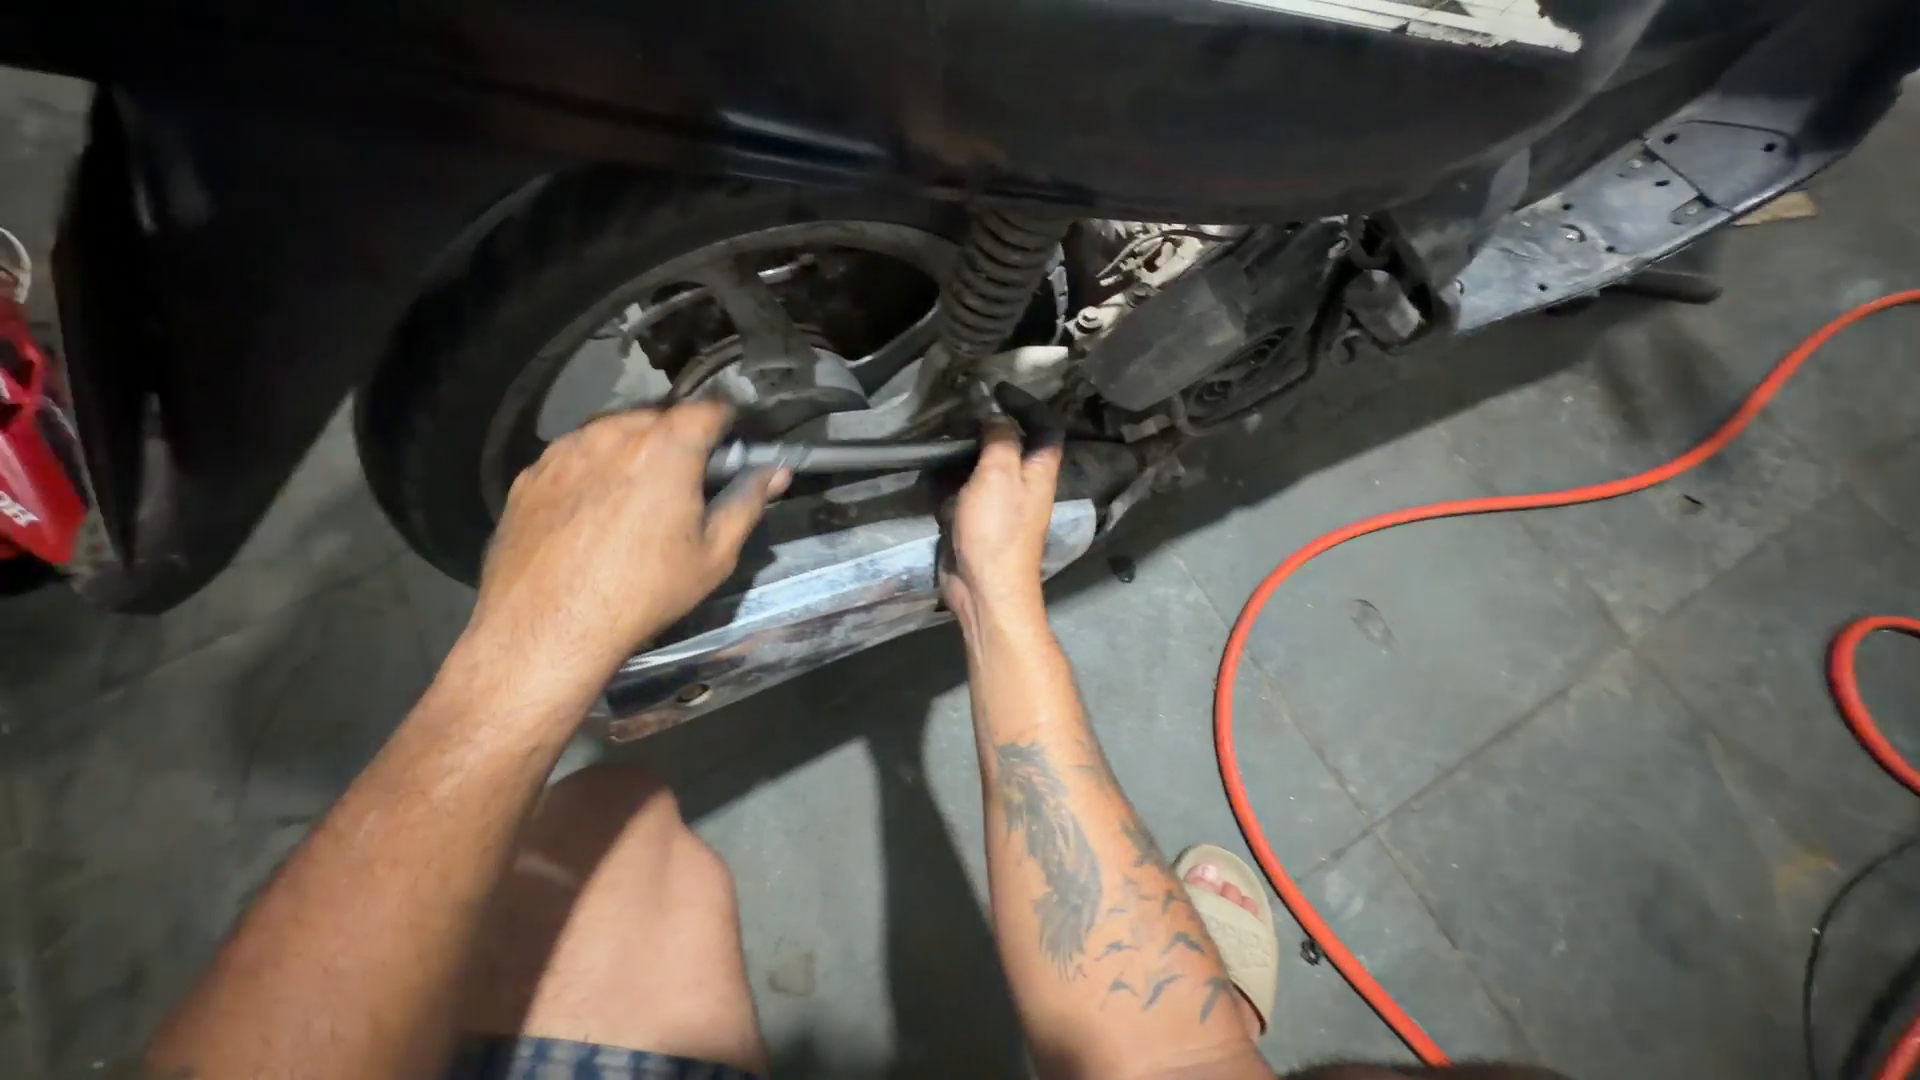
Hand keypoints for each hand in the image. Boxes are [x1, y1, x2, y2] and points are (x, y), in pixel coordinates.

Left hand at [462, 403, 786, 684]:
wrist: (547, 627)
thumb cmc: (643, 591)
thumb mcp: (713, 554)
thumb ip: (747, 502)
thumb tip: (776, 472)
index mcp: (666, 447)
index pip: (708, 408)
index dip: (727, 422)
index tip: (731, 445)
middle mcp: (612, 433)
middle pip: (658, 417)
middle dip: (679, 438)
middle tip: (687, 481)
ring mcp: (565, 450)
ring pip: (612, 432)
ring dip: (634, 451)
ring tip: (638, 497)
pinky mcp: (532, 473)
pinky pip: (576, 456)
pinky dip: (594, 469)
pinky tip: (595, 512)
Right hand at [940, 417, 1062, 632]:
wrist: (985, 587)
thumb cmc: (998, 529)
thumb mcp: (999, 474)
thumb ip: (999, 437)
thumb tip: (994, 409)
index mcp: (1040, 471)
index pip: (1045, 426)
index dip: (1027, 403)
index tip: (997, 389)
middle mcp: (1024, 485)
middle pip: (1011, 445)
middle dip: (987, 427)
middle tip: (958, 412)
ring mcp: (1000, 505)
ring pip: (983, 468)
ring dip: (963, 454)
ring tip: (938, 437)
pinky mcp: (977, 522)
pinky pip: (963, 492)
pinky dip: (949, 482)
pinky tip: (931, 473)